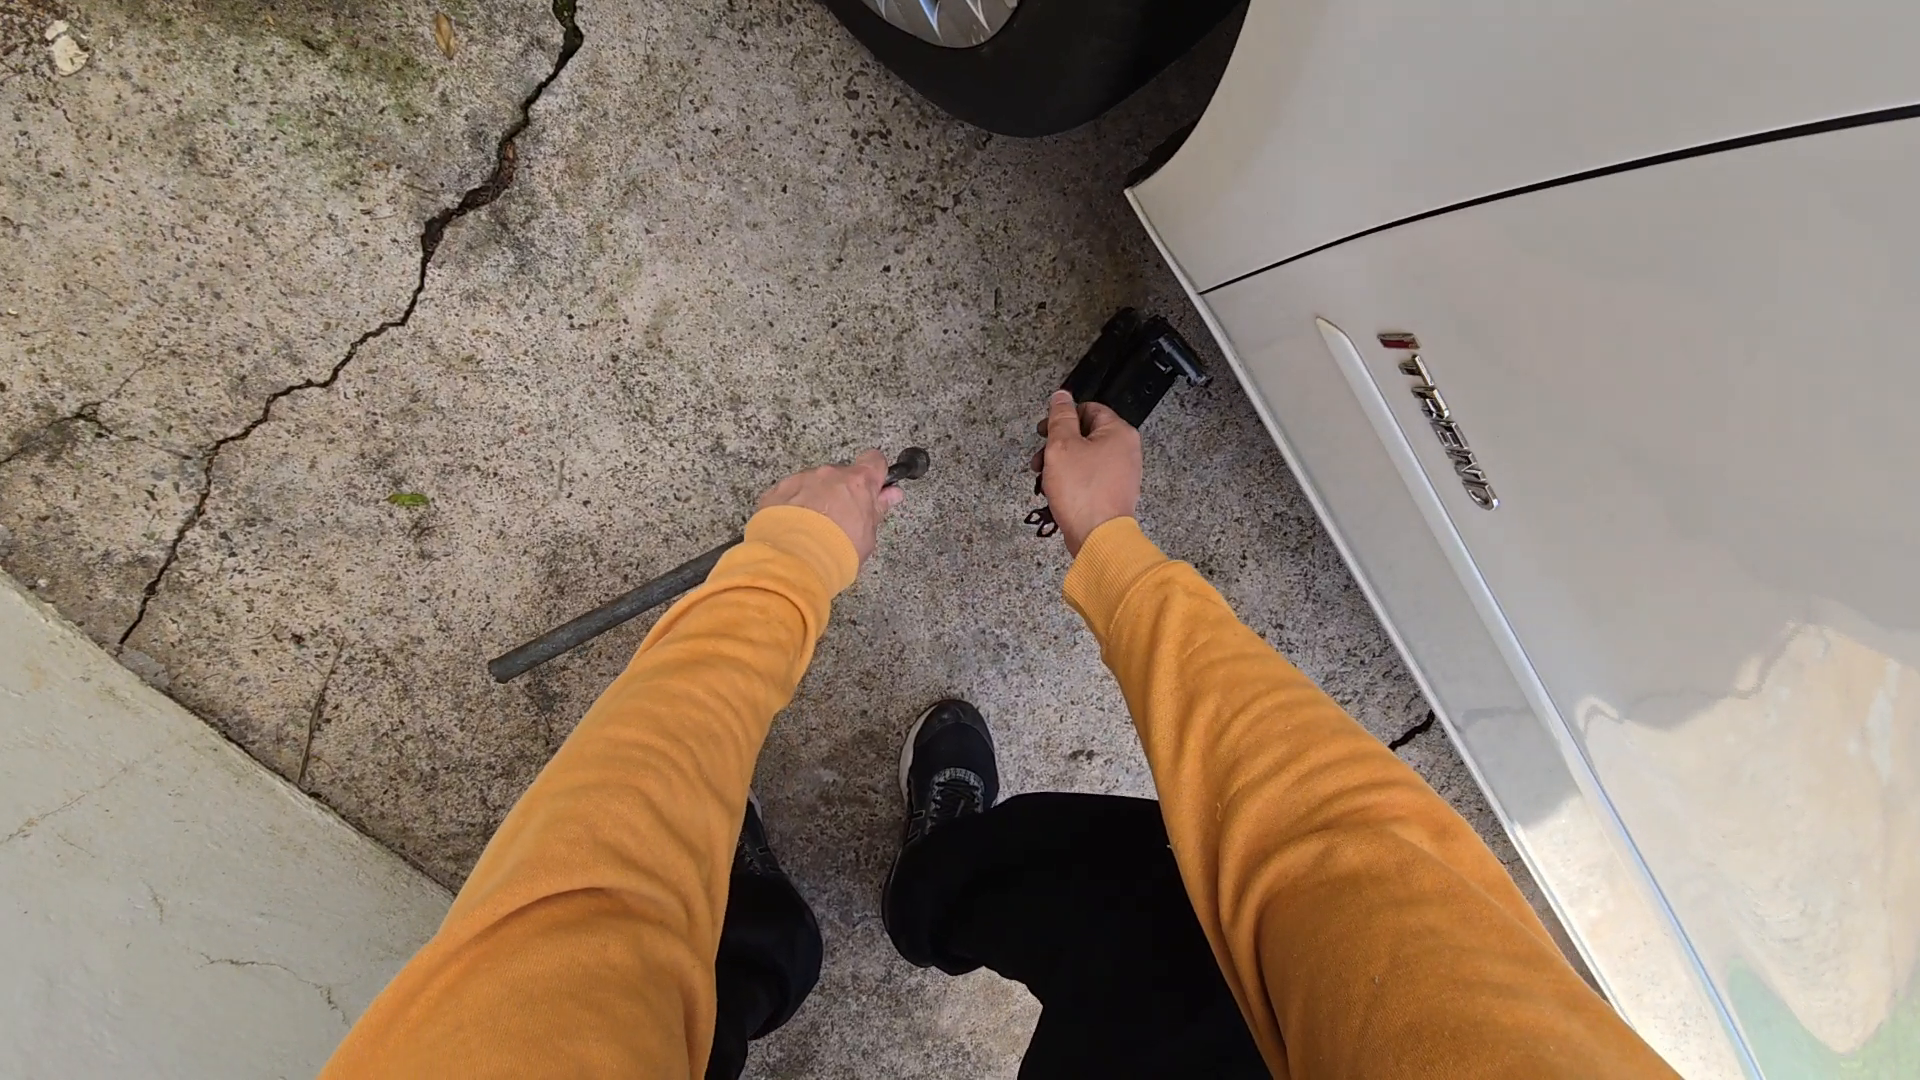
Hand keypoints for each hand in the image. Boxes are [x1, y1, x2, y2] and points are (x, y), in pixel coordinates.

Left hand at [757, 449, 904, 564]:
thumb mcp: (867, 536)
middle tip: (841, 521)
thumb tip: (890, 495)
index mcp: (858, 483)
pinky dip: (793, 507)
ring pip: (814, 484)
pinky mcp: (778, 490)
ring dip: (816, 500)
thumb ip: (877, 510)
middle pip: (842, 476)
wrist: (793, 560)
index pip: (875, 461)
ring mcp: (802, 480)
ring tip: (813, 530)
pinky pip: (790, 493)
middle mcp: (830, 475)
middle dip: (842, 493)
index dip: (876, 474)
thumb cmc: (835, 550)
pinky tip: (794, 529)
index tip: (874, 489)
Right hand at [1033, 389, 1141, 554]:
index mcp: (1119, 432)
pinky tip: (1057, 492)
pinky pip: (1089, 478)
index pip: (1088, 409)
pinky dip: (1071, 481)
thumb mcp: (1061, 445)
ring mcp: (1121, 473)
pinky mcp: (1113, 493)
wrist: (1097, 536)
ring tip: (1044, 478)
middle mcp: (1126, 450)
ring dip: (1060, 464)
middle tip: (1041, 456)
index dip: (1062, 417)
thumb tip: (1061, 396)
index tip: (1045, 430)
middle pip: (1085, 434)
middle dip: (1057, 444)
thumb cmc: (1082, 492)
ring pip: (1085, 457)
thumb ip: (1060, 417)